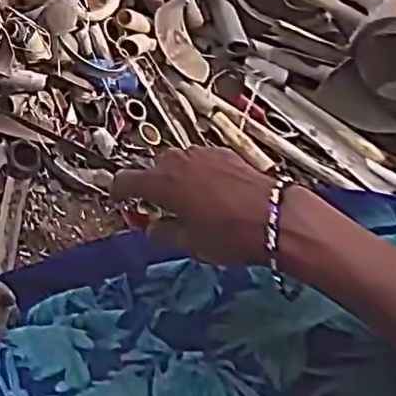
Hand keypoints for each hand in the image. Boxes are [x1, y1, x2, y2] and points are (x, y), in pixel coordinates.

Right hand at [112, 147, 284, 265]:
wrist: (277, 217)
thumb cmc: (230, 234)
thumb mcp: (192, 244)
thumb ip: (163, 235)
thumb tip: (153, 230)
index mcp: (160, 181)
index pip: (124, 181)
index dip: (118, 192)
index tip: (120, 200)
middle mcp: (174, 160)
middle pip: (152, 171)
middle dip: (155, 189)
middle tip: (167, 211)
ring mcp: (198, 152)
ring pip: (177, 165)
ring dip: (179, 180)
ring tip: (197, 205)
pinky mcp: (220, 151)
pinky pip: (200, 162)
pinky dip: (201, 175)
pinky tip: (219, 195)